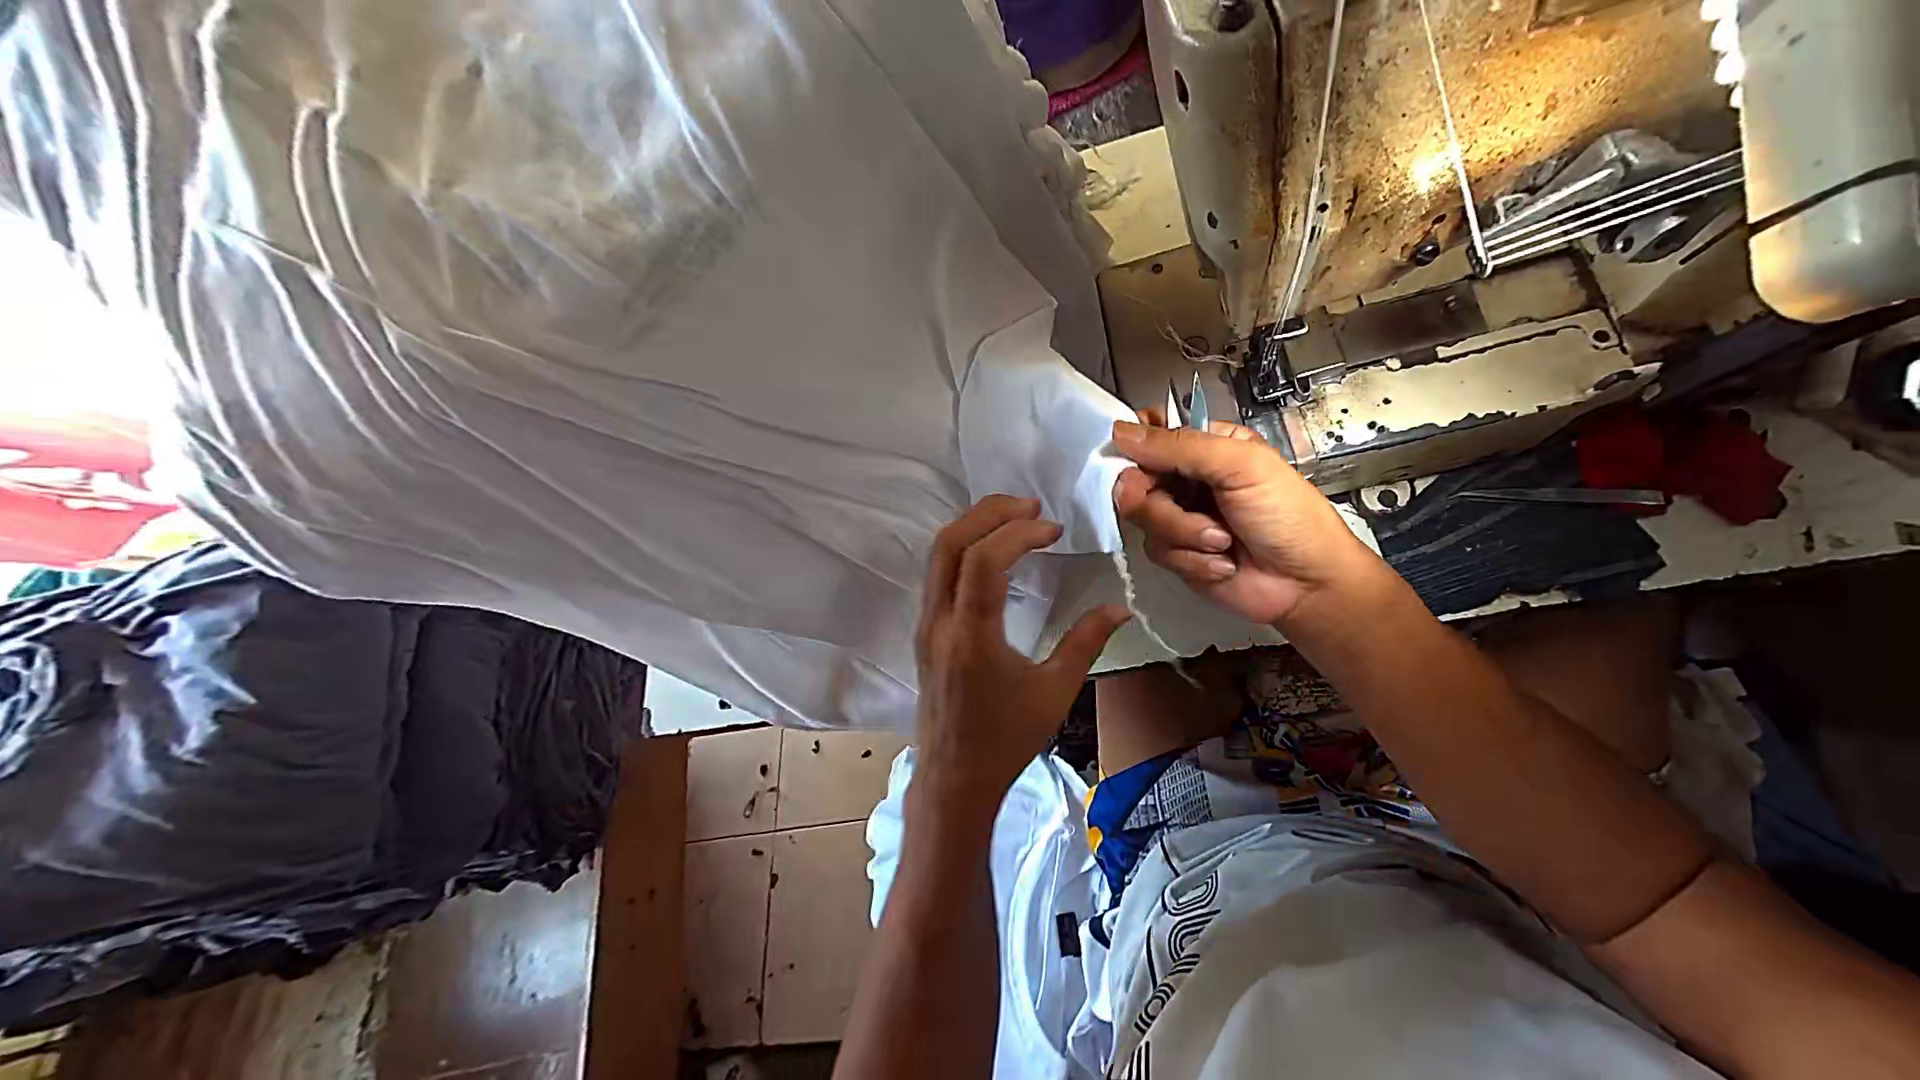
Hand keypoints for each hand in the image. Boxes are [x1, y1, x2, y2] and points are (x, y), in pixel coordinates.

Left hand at [912, 495, 1131, 819]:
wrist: (954, 778)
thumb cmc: (1007, 740)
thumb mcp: (1055, 692)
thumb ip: (1086, 642)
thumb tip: (1120, 607)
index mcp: (971, 636)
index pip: (984, 560)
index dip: (1019, 532)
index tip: (1053, 529)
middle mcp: (939, 622)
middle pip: (949, 543)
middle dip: (989, 512)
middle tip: (1030, 505)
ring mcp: (925, 626)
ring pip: (937, 555)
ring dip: (973, 526)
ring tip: (1014, 518)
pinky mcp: (924, 633)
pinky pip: (936, 574)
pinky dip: (963, 548)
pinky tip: (993, 552)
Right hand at [1111, 417, 1387, 627]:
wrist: (1307, 585)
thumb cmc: (1290, 517)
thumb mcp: (1241, 466)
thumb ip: (1180, 446)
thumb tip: (1121, 432)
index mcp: (1205, 446)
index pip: (1149, 433)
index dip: (1135, 449)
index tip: (1142, 467)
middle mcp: (1186, 479)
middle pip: (1134, 480)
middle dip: (1162, 506)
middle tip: (1188, 512)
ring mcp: (1179, 516)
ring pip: (1142, 519)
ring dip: (1184, 534)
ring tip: (1223, 542)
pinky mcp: (1177, 553)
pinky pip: (1157, 551)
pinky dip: (1191, 560)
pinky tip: (1223, 562)